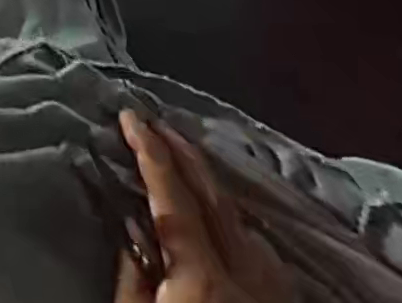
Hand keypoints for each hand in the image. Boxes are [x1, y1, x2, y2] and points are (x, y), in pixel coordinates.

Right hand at [114, 110, 292, 302]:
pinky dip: (234, 217)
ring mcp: (272, 294)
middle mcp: (246, 278)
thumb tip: (131, 224)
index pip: (173, 196)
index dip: (149, 150)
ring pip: (244, 218)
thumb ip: (134, 275)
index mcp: (202, 280)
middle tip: (154, 121)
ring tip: (182, 152)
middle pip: (215, 197)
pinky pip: (260, 249)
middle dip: (182, 151)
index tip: (129, 116)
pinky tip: (220, 212)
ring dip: (209, 179)